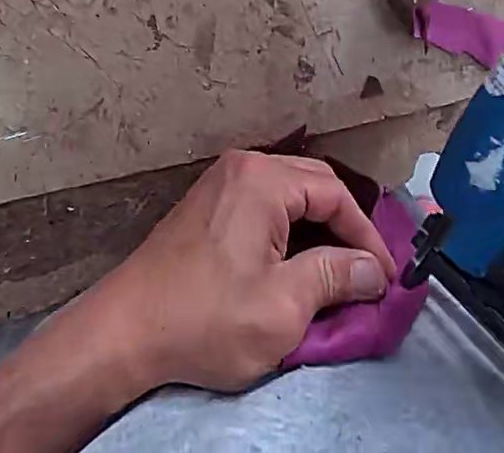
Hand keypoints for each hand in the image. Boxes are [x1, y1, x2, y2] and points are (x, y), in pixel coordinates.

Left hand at [0, 150, 394, 452]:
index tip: (385, 273)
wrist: (118, 336)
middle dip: (346, 224)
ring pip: (292, 190)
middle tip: (367, 265)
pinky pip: (266, 200)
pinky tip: (298, 253)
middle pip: (317, 184)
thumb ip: (335, 279)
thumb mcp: (280, 308)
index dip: (366, 236)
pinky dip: (292, 224)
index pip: (336, 196)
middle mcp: (245, 167)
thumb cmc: (199, 321)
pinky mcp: (209, 201)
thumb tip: (373, 270)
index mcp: (264, 180)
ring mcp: (223, 181)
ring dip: (320, 222)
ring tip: (339, 261)